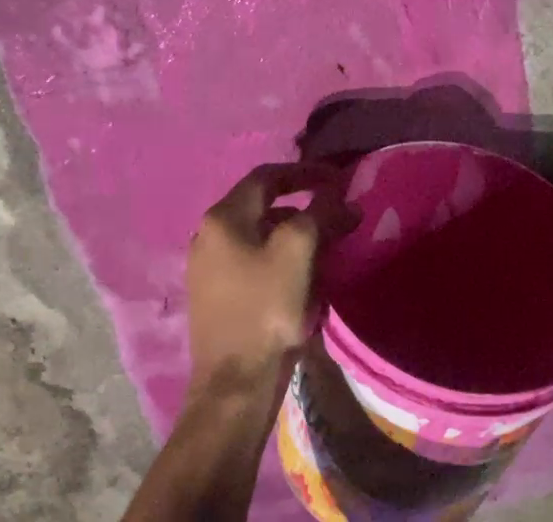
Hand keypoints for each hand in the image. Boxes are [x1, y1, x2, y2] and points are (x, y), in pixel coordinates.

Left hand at [185, 163, 357, 387]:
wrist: (235, 381)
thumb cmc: (266, 305)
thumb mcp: (300, 249)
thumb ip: (323, 213)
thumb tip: (344, 199)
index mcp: (223, 218)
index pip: (267, 176)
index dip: (305, 171)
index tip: (338, 179)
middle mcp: (208, 236)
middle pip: (263, 205)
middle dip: (304, 205)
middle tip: (336, 214)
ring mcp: (208, 268)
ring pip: (260, 234)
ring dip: (295, 232)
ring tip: (327, 245)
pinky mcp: (216, 296)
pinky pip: (253, 260)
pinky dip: (281, 256)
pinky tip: (304, 273)